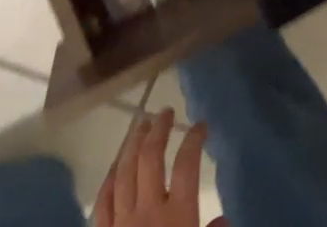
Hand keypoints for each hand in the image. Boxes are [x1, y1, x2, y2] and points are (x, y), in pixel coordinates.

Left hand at [93, 109, 223, 226]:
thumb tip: (223, 220)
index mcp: (178, 215)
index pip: (186, 167)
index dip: (193, 141)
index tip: (200, 125)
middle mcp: (149, 210)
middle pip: (151, 160)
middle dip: (158, 130)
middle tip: (165, 112)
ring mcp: (122, 221)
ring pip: (124, 174)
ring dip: (132, 145)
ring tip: (140, 126)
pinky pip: (103, 202)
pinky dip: (109, 180)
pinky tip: (114, 166)